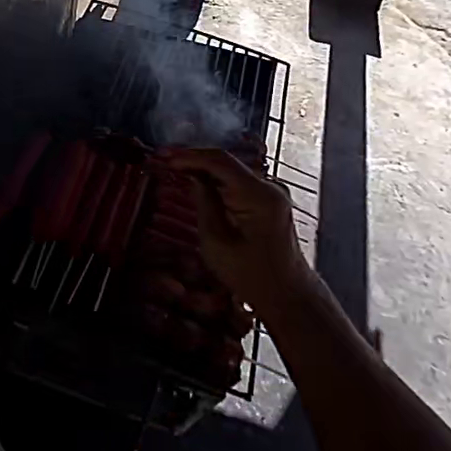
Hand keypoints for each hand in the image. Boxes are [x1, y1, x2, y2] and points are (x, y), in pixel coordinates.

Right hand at [157, 147, 315, 310]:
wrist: (287, 294)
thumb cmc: (251, 275)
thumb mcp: (216, 241)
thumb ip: (204, 203)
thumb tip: (193, 177)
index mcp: (258, 196)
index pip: (219, 162)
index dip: (188, 156)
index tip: (164, 156)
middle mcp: (269, 188)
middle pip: (225, 162)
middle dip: (192, 158)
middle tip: (163, 158)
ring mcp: (272, 193)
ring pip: (230, 170)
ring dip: (202, 167)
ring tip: (173, 166)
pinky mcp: (268, 201)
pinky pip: (237, 181)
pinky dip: (214, 179)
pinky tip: (195, 179)